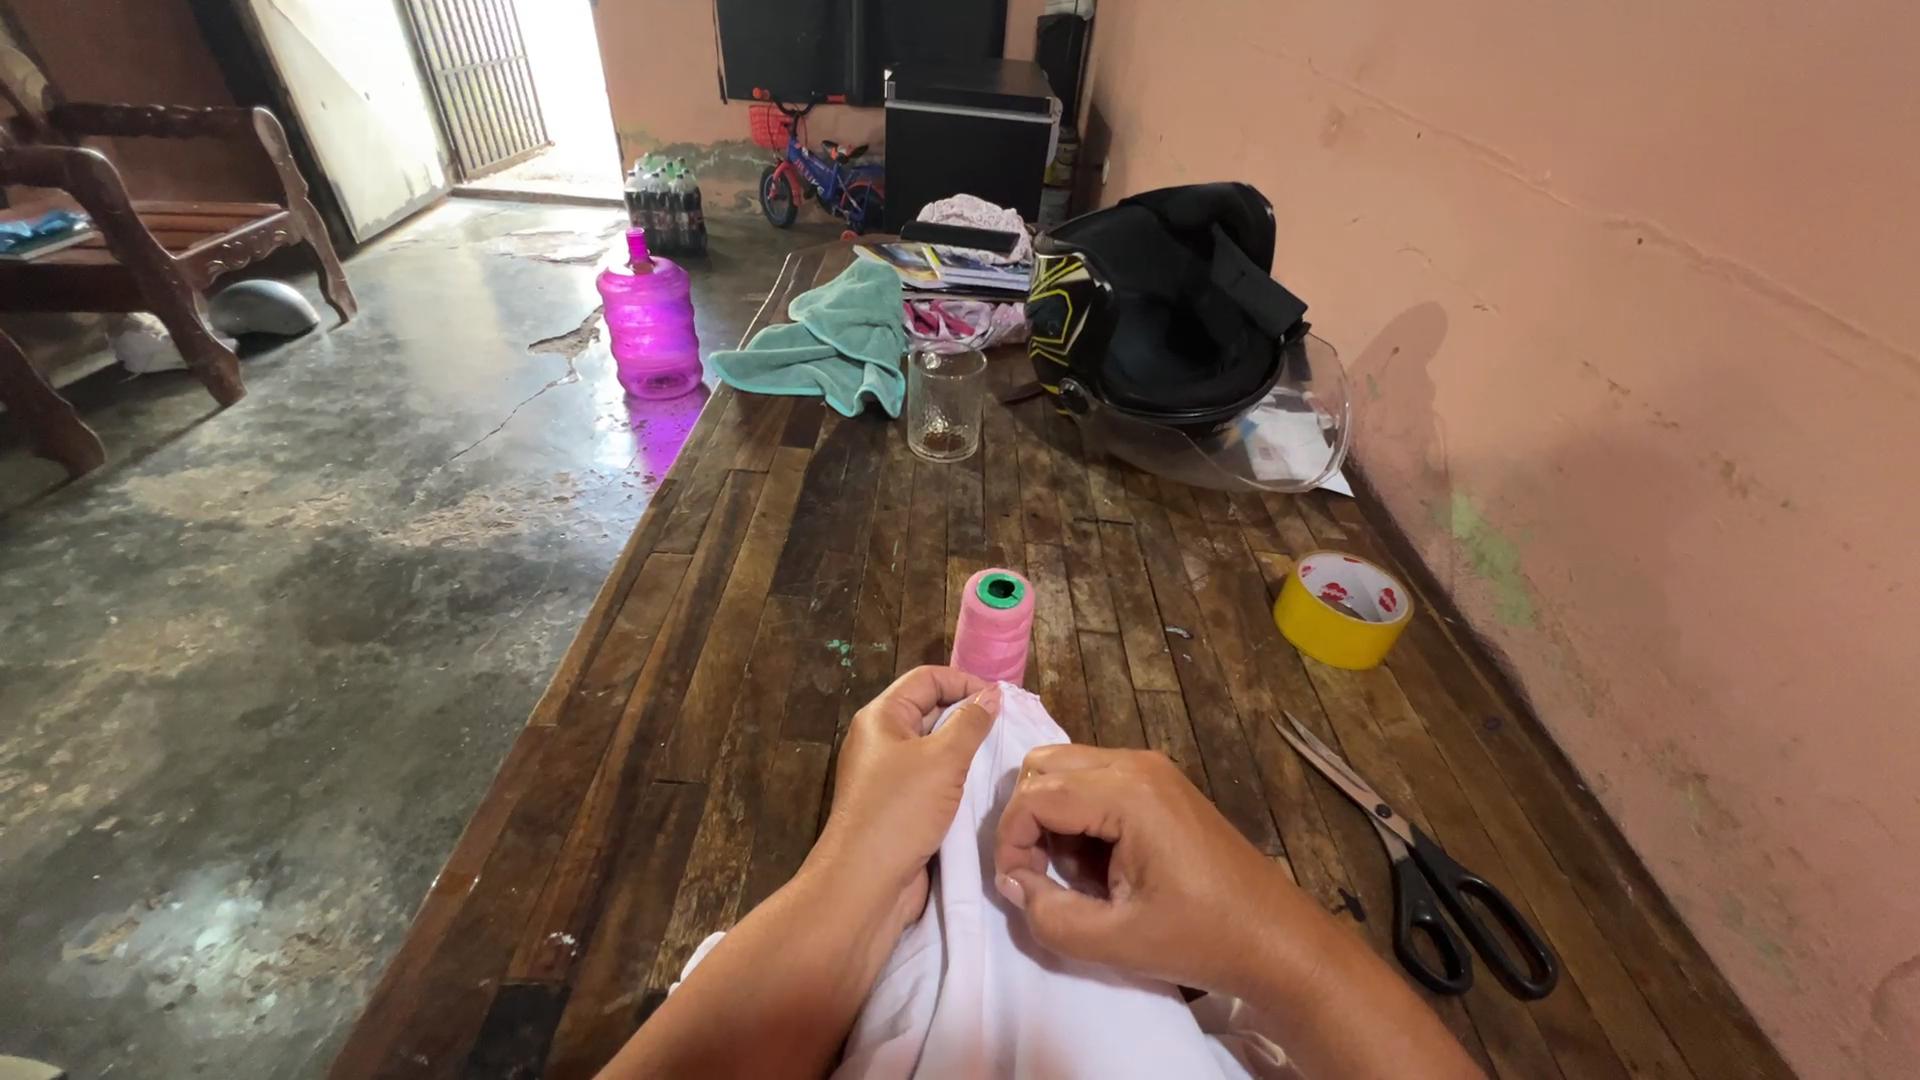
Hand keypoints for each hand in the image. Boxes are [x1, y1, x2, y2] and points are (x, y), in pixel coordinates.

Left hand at [810, 667, 1000, 925]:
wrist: (865, 884)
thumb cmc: (901, 811)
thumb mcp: (942, 759)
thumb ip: (971, 723)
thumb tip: (992, 694)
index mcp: (882, 717)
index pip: (927, 679)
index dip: (964, 681)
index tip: (1000, 699)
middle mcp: (882, 740)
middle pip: (930, 709)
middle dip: (967, 714)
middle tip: (1009, 726)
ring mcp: (888, 774)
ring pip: (934, 746)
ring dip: (966, 748)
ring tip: (1002, 754)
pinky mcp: (898, 805)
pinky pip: (932, 777)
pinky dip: (957, 777)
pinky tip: (984, 786)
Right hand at [991, 745, 1305, 998]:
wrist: (1276, 937)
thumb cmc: (1202, 938)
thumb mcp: (1117, 941)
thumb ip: (1049, 916)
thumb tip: (1012, 883)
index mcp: (1127, 791)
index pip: (1035, 795)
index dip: (1010, 840)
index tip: (1016, 886)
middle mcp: (1134, 762)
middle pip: (1043, 765)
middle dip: (1027, 819)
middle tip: (1039, 873)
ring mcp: (1149, 765)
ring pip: (1064, 767)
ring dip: (1052, 815)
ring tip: (1075, 873)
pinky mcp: (1157, 779)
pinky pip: (1092, 777)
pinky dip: (1077, 812)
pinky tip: (1100, 860)